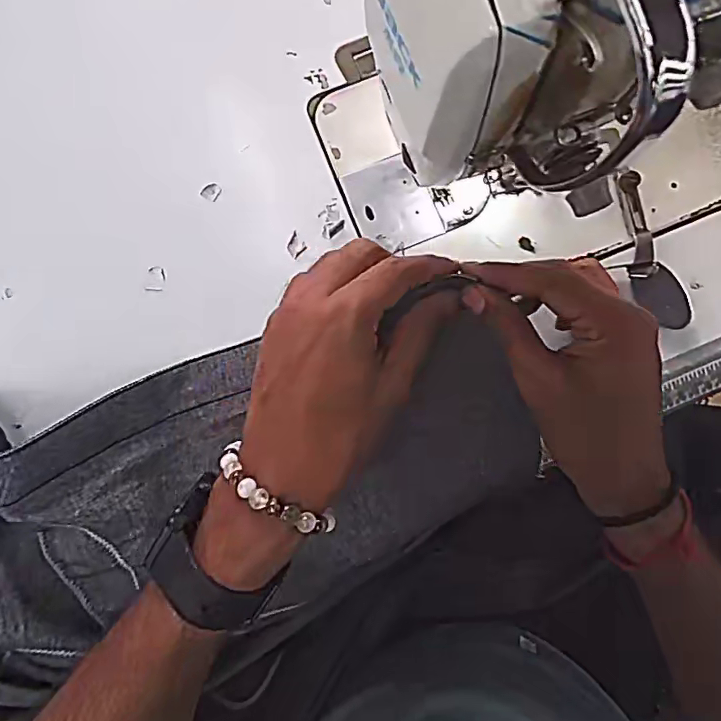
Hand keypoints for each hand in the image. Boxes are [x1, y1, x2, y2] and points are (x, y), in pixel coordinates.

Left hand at [192, 240, 459, 588]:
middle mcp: (309, 304)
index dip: (428, 266)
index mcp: (343, 315)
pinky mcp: (276, 323)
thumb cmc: (330, 440)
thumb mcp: (392, 385)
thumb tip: (440, 303)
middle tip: (417, 285)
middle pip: (360, 252)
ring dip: (362, 268)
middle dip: (394, 261)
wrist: (282, 468)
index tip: (443, 271)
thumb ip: (419, 332)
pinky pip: (310, 282)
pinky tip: (351, 310)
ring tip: (386, 298)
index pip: (395, 269)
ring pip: (332, 261)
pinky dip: (335, 282)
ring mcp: (288, 311)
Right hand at [461, 259, 671, 519]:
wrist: (624, 476)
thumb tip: (482, 296)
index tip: (475, 272)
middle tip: (482, 281)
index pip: (553, 280)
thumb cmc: (591, 440)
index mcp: (616, 324)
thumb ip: (508, 327)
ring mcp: (632, 325)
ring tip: (502, 292)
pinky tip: (534, 307)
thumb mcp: (538, 378)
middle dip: (522, 274)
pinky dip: (559, 297)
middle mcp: (631, 317)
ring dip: (541, 283)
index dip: (508, 273)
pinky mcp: (626, 335)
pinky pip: (590, 300)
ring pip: (580, 281)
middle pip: (568, 274)